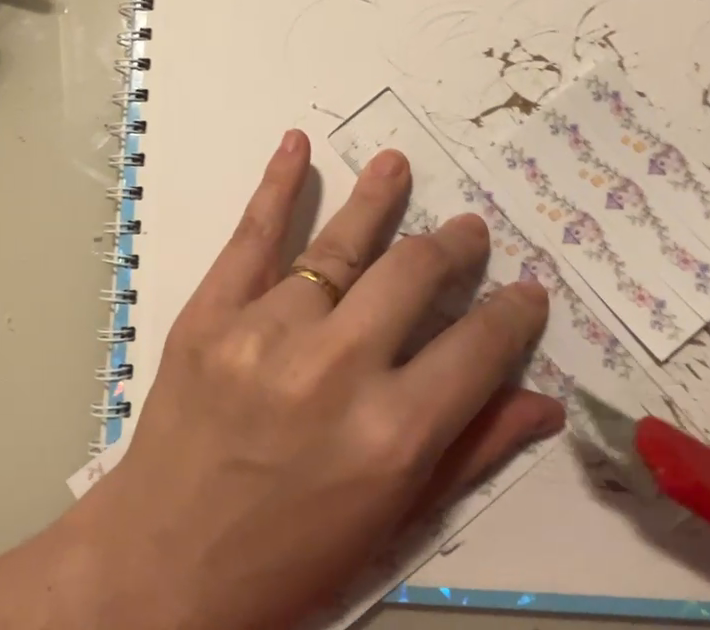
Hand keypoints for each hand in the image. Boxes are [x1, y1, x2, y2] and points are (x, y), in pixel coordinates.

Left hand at [64, 131, 564, 629]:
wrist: (165, 564)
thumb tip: (543, 402)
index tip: (525, 291)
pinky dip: (275, 186)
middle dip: (452, 247)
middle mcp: (336, 368)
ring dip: (377, 200)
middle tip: (468, 231)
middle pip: (413, 275)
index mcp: (393, 431)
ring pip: (339, 246)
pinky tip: (297, 145)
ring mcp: (266, 331)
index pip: (477, 346)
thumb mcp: (392, 522)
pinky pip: (250, 237)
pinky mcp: (209, 315)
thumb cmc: (290, 558)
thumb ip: (469, 452)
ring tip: (398, 165)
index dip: (512, 313)